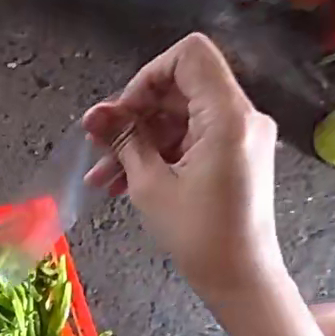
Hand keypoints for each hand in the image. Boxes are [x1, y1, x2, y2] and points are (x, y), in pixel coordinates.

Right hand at [82, 33, 286, 303]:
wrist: (240, 279)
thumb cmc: (198, 236)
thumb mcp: (151, 186)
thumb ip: (124, 142)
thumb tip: (93, 115)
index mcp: (228, 115)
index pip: (188, 56)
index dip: (146, 77)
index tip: (121, 114)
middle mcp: (241, 117)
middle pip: (180, 89)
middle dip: (135, 116)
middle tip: (98, 146)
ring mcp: (240, 137)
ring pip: (180, 120)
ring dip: (140, 142)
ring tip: (102, 177)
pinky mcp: (235, 158)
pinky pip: (192, 141)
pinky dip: (160, 155)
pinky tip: (124, 182)